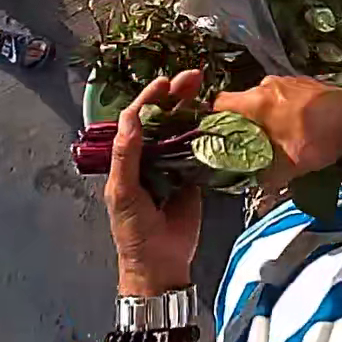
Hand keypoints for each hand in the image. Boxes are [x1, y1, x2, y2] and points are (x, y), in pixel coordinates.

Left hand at [106, 71, 204, 296]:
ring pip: (183, 128)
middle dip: (176, 95)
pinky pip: (202, 150)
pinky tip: (218, 116)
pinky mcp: (194, 176)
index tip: (165, 83)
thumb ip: (125, 155)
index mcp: (129, 154)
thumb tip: (131, 118)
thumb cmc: (133, 230)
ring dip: (193, 107)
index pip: (138, 118)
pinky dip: (209, 133)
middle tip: (193, 76)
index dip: (150, 98)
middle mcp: (151, 153)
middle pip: (163, 116)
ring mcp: (174, 163)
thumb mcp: (122, 192)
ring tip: (205, 88)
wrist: (161, 265)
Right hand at [214, 76, 341, 181]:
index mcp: (254, 102)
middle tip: (255, 142)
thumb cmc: (315, 138)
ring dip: (270, 113)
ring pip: (267, 97)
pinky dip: (289, 107)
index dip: (216, 118)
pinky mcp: (306, 80)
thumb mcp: (289, 165)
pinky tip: (303, 124)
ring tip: (283, 134)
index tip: (222, 134)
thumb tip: (257, 193)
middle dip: (247, 120)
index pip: (220, 103)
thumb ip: (267, 177)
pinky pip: (287, 94)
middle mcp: (265, 85)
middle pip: (244, 100)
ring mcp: (288, 79)